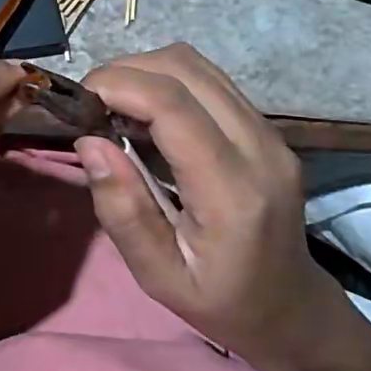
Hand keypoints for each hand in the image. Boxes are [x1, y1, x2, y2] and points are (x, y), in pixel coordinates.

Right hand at [76, 44, 370, 370]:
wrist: (289, 306)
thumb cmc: (221, 301)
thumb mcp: (158, 276)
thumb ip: (123, 211)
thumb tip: (89, 142)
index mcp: (233, 192)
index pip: (173, 107)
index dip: (120, 86)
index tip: (80, 101)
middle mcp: (259, 148)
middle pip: (185, 69)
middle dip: (126, 71)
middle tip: (92, 104)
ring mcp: (270, 131)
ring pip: (197, 65)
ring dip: (146, 70)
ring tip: (115, 105)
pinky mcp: (266, 126)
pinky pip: (209, 80)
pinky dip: (167, 80)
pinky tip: (147, 112)